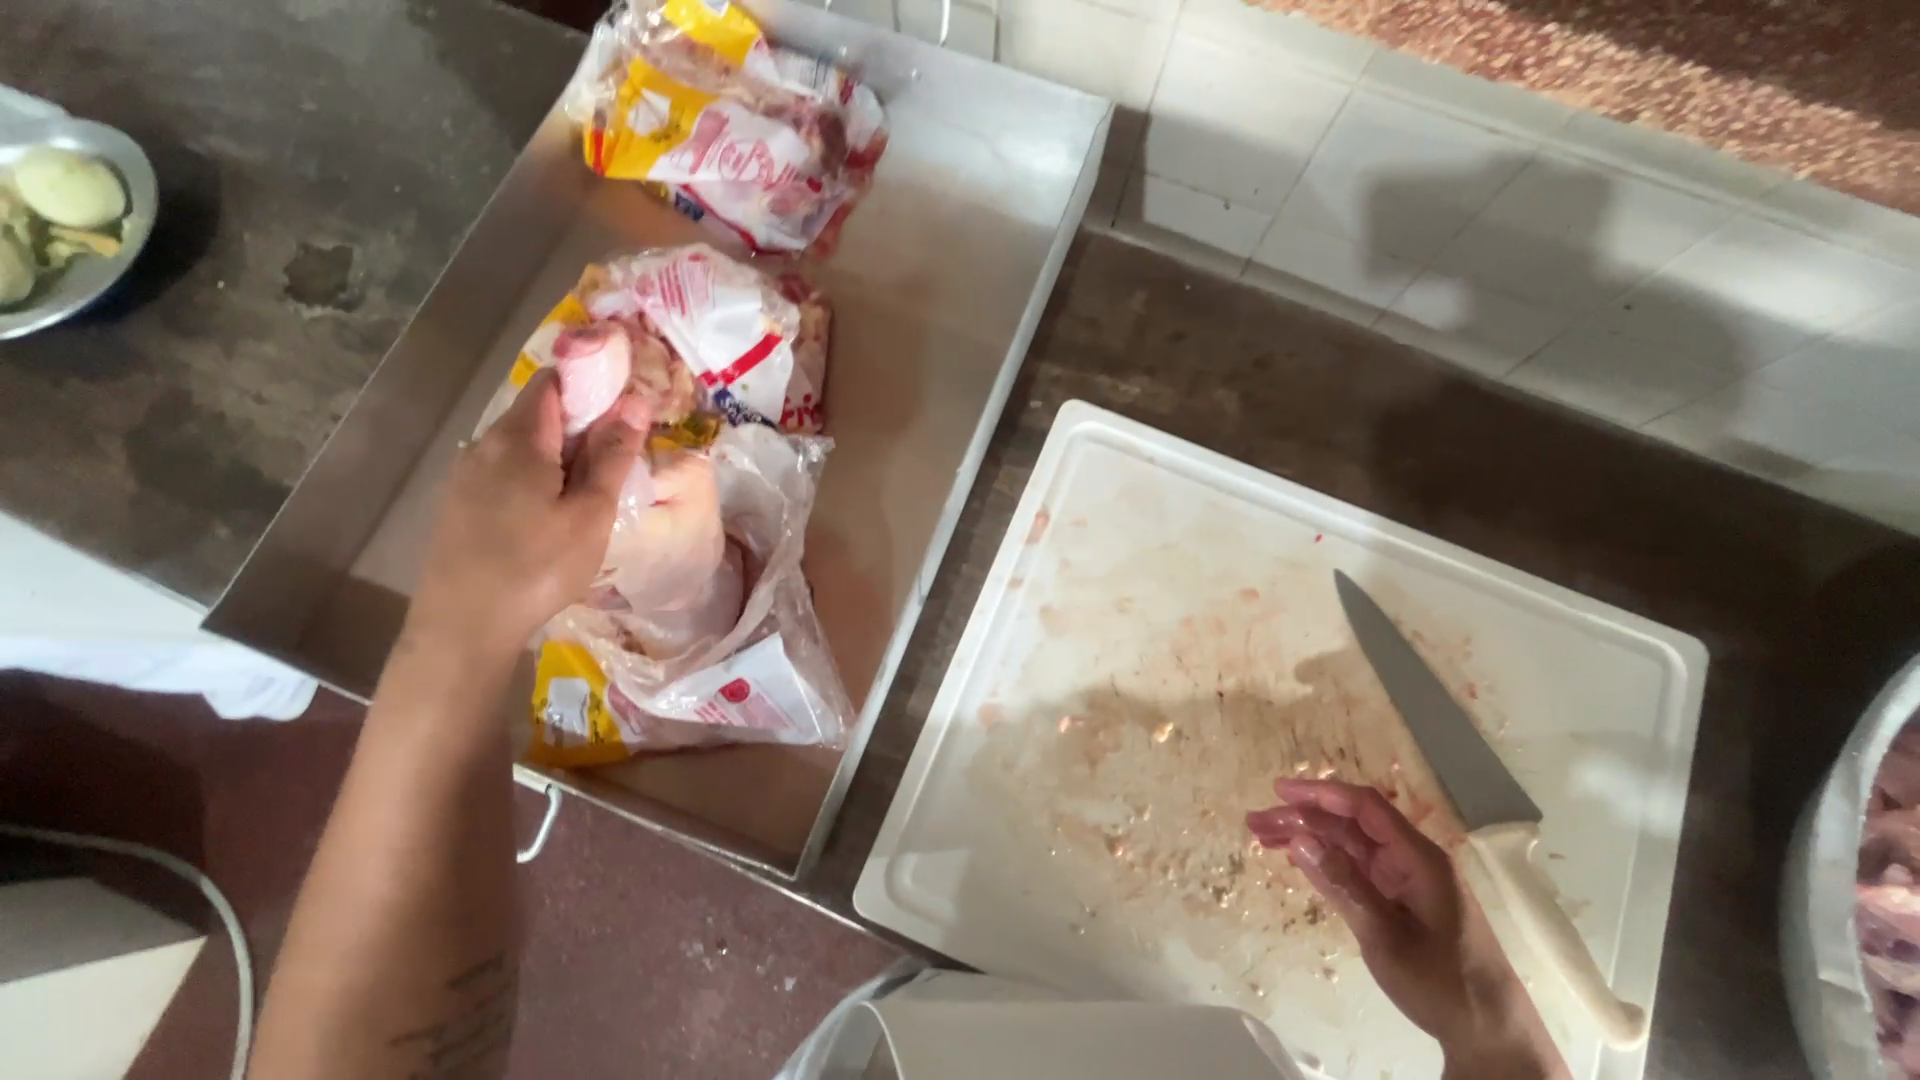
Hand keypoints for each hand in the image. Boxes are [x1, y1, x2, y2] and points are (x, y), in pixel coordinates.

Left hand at [408, 368, 648, 658]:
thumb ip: (612, 456)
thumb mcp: (590, 514)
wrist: (463, 627)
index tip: (628, 408)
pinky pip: (506, 471)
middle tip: (621, 458)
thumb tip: (634, 403)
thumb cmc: (537, 568)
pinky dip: (537, 476)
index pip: (555, 380)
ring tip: (593, 492)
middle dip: (583, 423)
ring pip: (523, 444)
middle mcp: (484, 444)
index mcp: (517, 438)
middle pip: (539, 412)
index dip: (593, 383)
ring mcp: (466, 474)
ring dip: (561, 454)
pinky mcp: (459, 503)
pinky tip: (553, 515)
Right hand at [1247, 779, 1566, 1079]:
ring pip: (1348, 844)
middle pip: (1349, 823)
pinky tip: (1296, 859)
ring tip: (1263, 837)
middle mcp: (1410, 860)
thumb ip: (1342, 884)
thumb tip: (1298, 840)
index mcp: (1419, 858)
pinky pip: (1355, 867)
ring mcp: (1404, 880)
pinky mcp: (1398, 900)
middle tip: (1257, 822)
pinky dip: (1323, 860)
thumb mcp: (1386, 936)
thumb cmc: (1443, 983)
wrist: (1490, 1034)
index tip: (1279, 793)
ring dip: (1307, 837)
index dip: (1321, 794)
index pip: (1364, 807)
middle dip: (1303, 817)